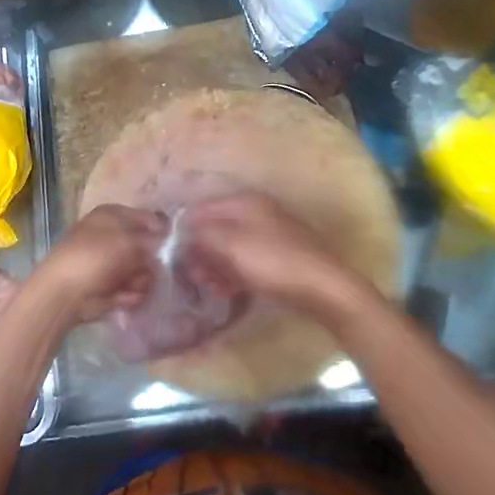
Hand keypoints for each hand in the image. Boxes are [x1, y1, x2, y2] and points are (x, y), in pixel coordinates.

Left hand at [38, 205, 164, 320]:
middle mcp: (114, 235)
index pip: (151, 218)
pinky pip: (133, 288)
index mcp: (114, 215)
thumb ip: (157, 240)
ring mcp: (112, 262)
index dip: (165, 232)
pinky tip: (122, 297)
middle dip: (152, 261)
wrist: (64, 293)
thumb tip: (172, 243)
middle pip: (150, 248)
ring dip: (141, 280)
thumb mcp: (131, 241)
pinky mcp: (110, 285)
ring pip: (144, 270)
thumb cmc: (96, 257)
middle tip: (149, 268)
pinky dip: (130, 294)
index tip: (176, 247)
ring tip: (130, 286)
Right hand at [183, 193, 365, 322]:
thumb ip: (202, 234)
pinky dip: (235, 274)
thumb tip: (184, 231)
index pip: (203, 209)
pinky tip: (227, 291)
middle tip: (191, 276)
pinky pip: (248, 261)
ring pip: (232, 247)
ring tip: (208, 287)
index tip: (172, 255)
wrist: (321, 286)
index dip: (184, 231)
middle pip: (217, 228)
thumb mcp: (230, 246)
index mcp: (246, 202)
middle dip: (201, 252)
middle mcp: (259, 212)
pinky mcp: (280, 257)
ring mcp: (271, 234)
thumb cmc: (273, 263)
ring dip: (216, 266)